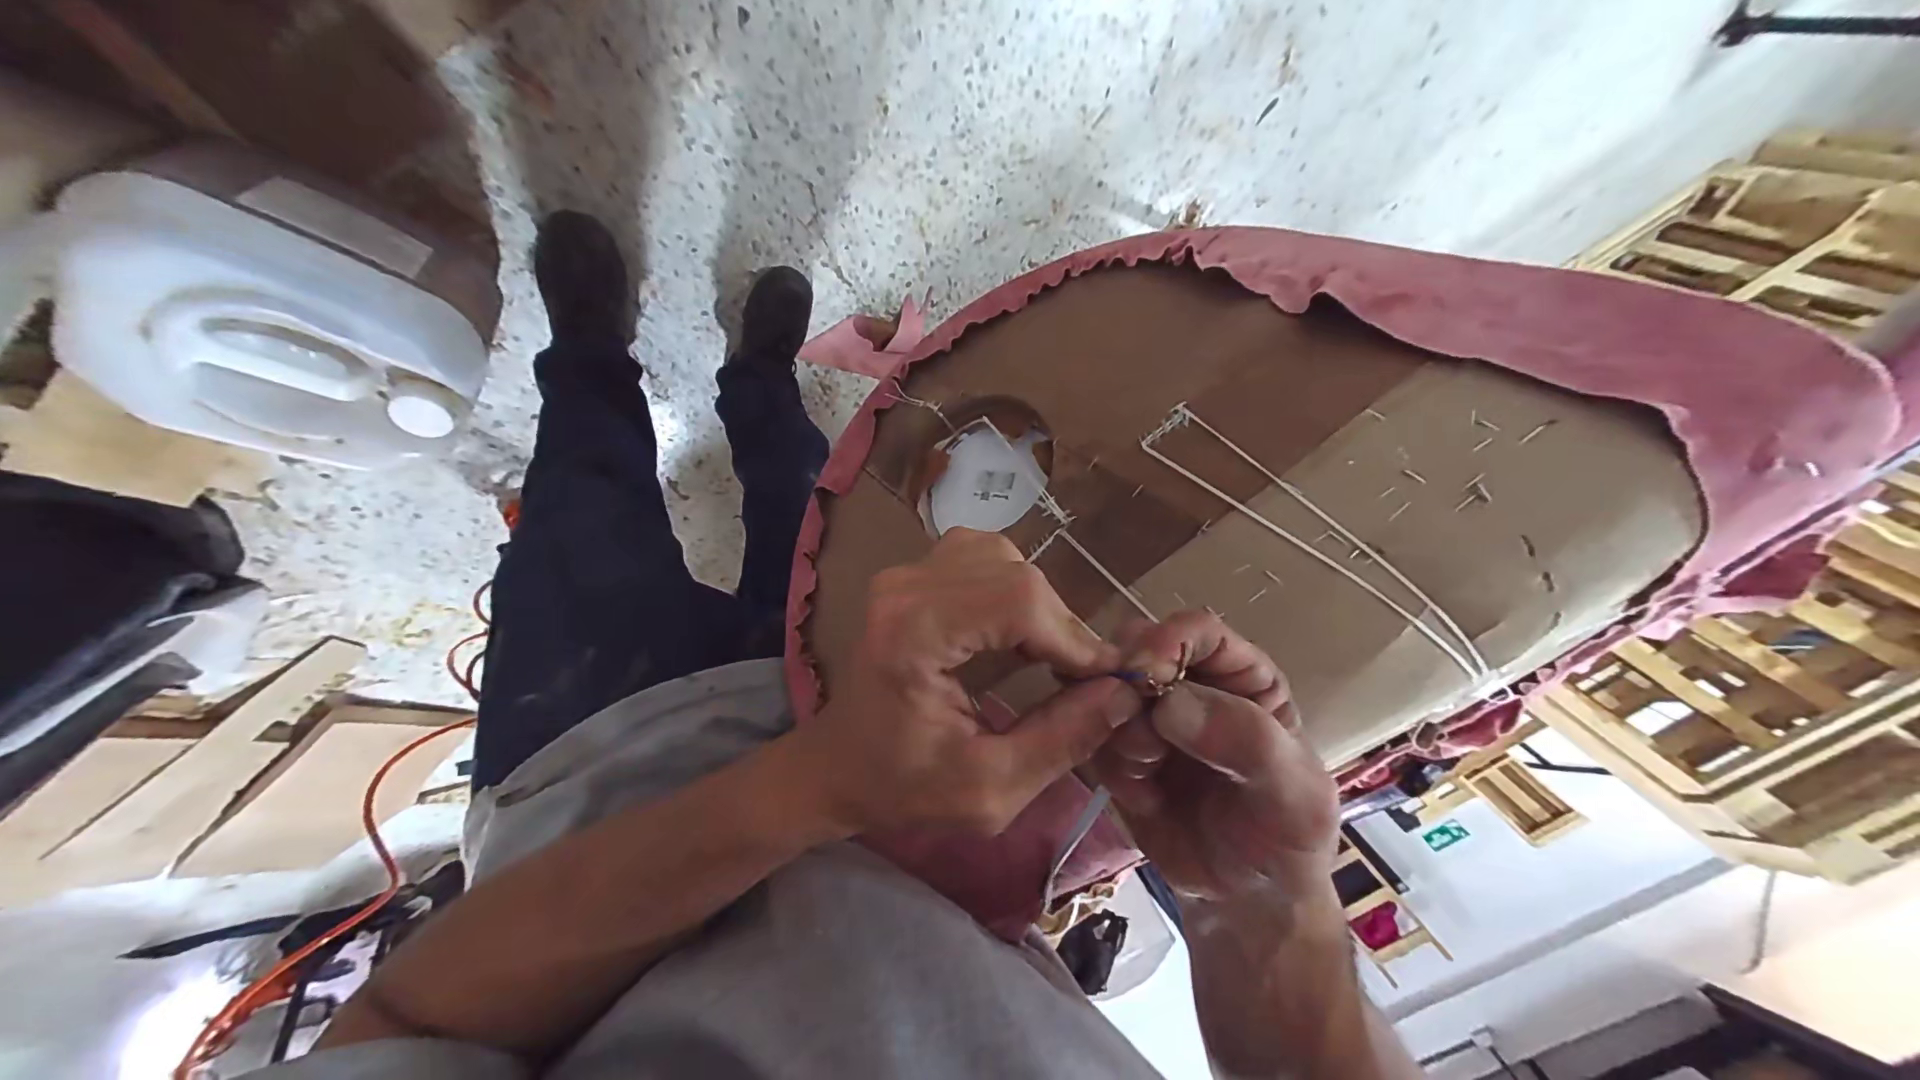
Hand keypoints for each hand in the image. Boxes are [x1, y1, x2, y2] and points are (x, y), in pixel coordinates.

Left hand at [790, 528, 1141, 835]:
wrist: (837, 766)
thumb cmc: (902, 787)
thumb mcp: (989, 789)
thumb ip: (1062, 740)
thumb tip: (1126, 694)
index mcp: (913, 633)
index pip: (1019, 601)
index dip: (1074, 639)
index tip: (1106, 683)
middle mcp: (906, 586)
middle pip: (1017, 576)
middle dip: (1062, 628)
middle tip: (1081, 680)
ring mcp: (906, 573)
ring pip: (1005, 561)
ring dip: (1041, 609)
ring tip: (1050, 659)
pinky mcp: (913, 575)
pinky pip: (986, 561)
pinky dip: (1016, 593)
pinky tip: (1018, 634)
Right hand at [1089, 611, 1338, 902]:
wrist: (1242, 898)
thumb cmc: (1284, 839)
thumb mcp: (1294, 795)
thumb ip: (1247, 741)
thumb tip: (1170, 704)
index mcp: (1241, 676)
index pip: (1198, 630)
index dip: (1167, 641)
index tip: (1143, 677)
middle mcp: (1190, 683)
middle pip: (1137, 647)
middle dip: (1126, 686)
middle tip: (1142, 740)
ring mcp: (1148, 714)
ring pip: (1103, 687)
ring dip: (1116, 729)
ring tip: (1149, 776)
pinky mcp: (1117, 746)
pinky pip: (1088, 731)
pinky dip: (1107, 761)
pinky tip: (1142, 796)